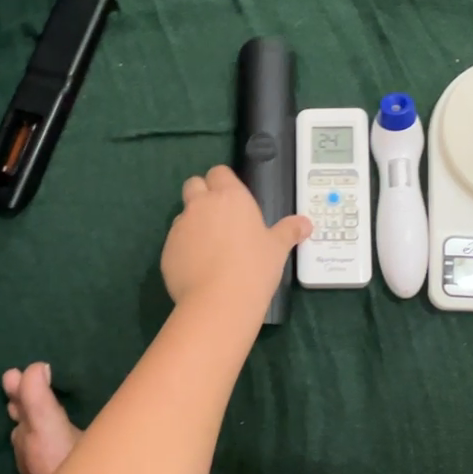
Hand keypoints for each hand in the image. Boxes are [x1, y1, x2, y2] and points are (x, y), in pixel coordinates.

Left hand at [161, 165, 310, 308]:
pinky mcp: (167, 250)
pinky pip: (174, 242)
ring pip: (182, 215)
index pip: (219, 172)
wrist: (219, 301)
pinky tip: (198, 269)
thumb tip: (306, 223)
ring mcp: (180, 227)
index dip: (223, 183)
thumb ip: (289, 231)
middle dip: (201, 195)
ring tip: (208, 249)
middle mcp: (201, 205)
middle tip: (217, 218)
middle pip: (193, 185)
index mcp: (230, 197)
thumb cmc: (254, 267)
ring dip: (192, 224)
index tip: (232, 199)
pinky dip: (184, 249)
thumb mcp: (278, 248)